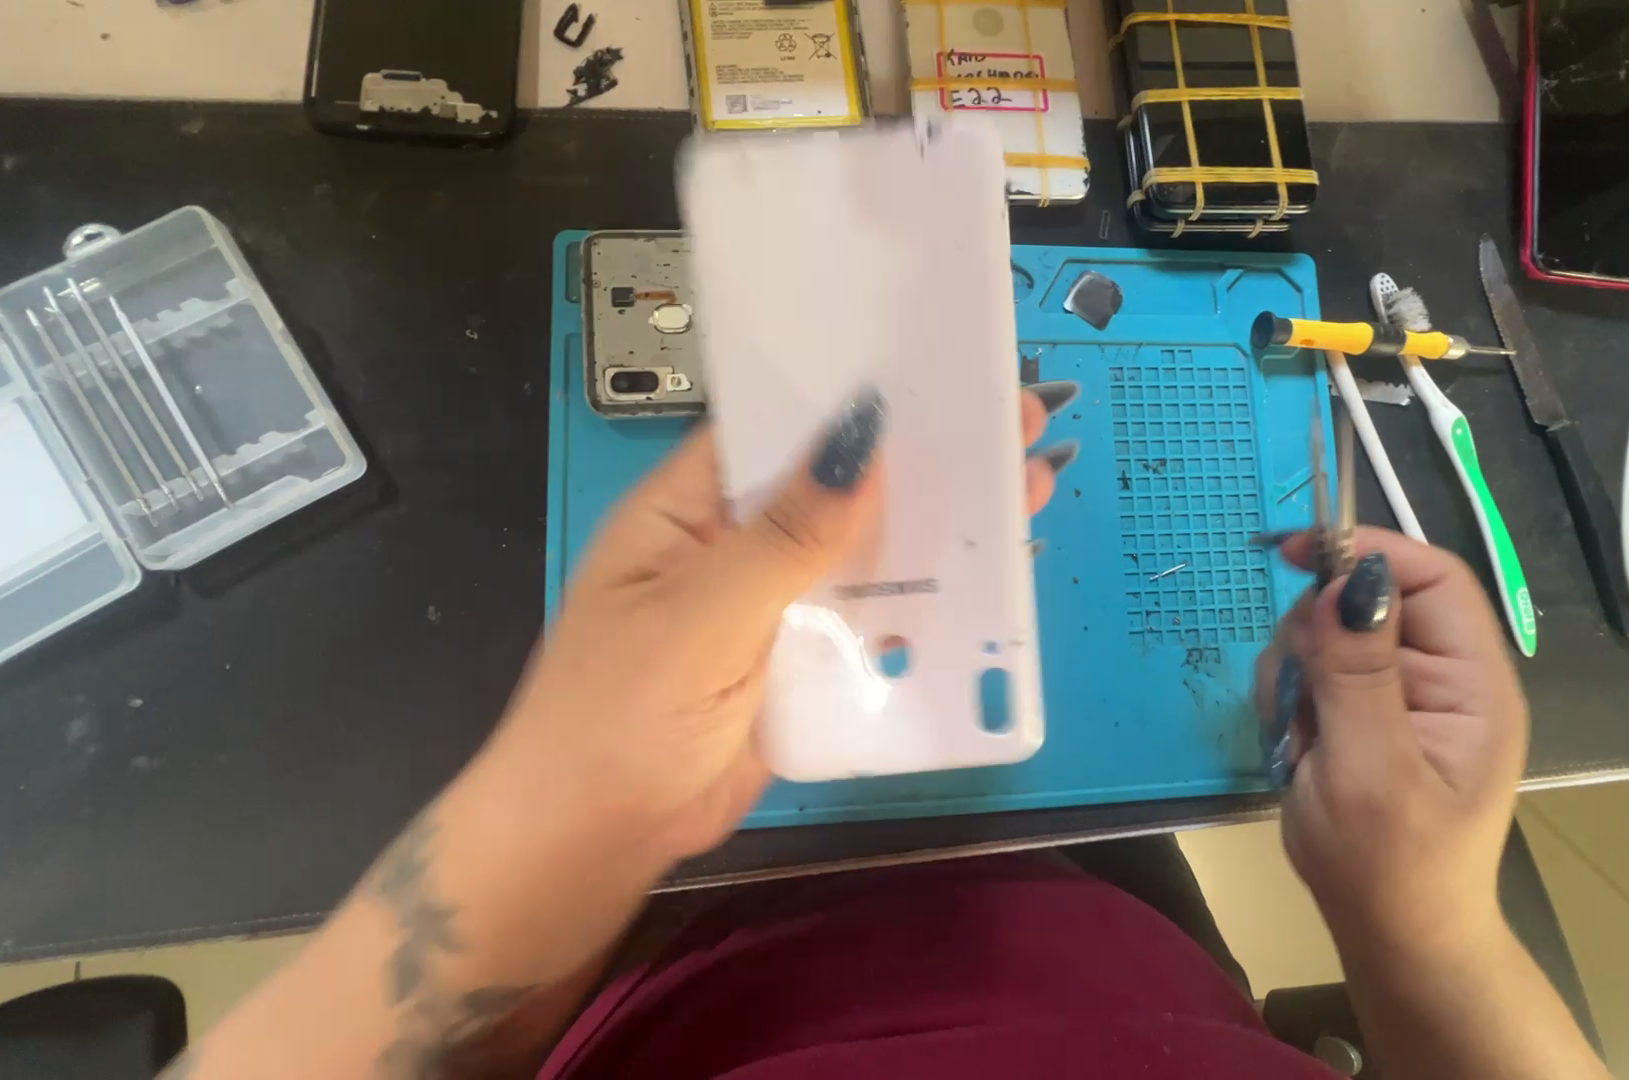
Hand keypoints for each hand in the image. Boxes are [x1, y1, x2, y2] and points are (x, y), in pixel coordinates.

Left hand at [473, 383, 1078, 862]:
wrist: (603, 837)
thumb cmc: (622, 716)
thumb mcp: (700, 618)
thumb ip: (785, 538)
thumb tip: (863, 442)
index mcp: (694, 506)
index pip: (780, 427)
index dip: (855, 398)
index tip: (940, 371)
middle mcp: (741, 540)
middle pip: (839, 486)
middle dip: (920, 458)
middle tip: (1015, 420)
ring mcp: (778, 599)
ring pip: (865, 549)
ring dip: (936, 525)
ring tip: (1025, 488)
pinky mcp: (807, 654)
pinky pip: (872, 612)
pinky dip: (924, 596)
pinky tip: (992, 576)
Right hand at [1259, 528, 1527, 953]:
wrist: (1383, 924)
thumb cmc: (1390, 860)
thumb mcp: (1371, 769)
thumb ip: (1357, 675)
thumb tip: (1340, 582)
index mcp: (1470, 682)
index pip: (1432, 579)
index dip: (1367, 552)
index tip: (1292, 553)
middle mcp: (1435, 673)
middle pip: (1363, 599)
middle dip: (1312, 632)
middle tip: (1296, 692)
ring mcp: (1390, 689)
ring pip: (1320, 631)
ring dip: (1291, 670)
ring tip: (1298, 733)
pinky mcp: (1352, 706)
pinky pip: (1302, 666)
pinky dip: (1282, 693)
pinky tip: (1294, 739)